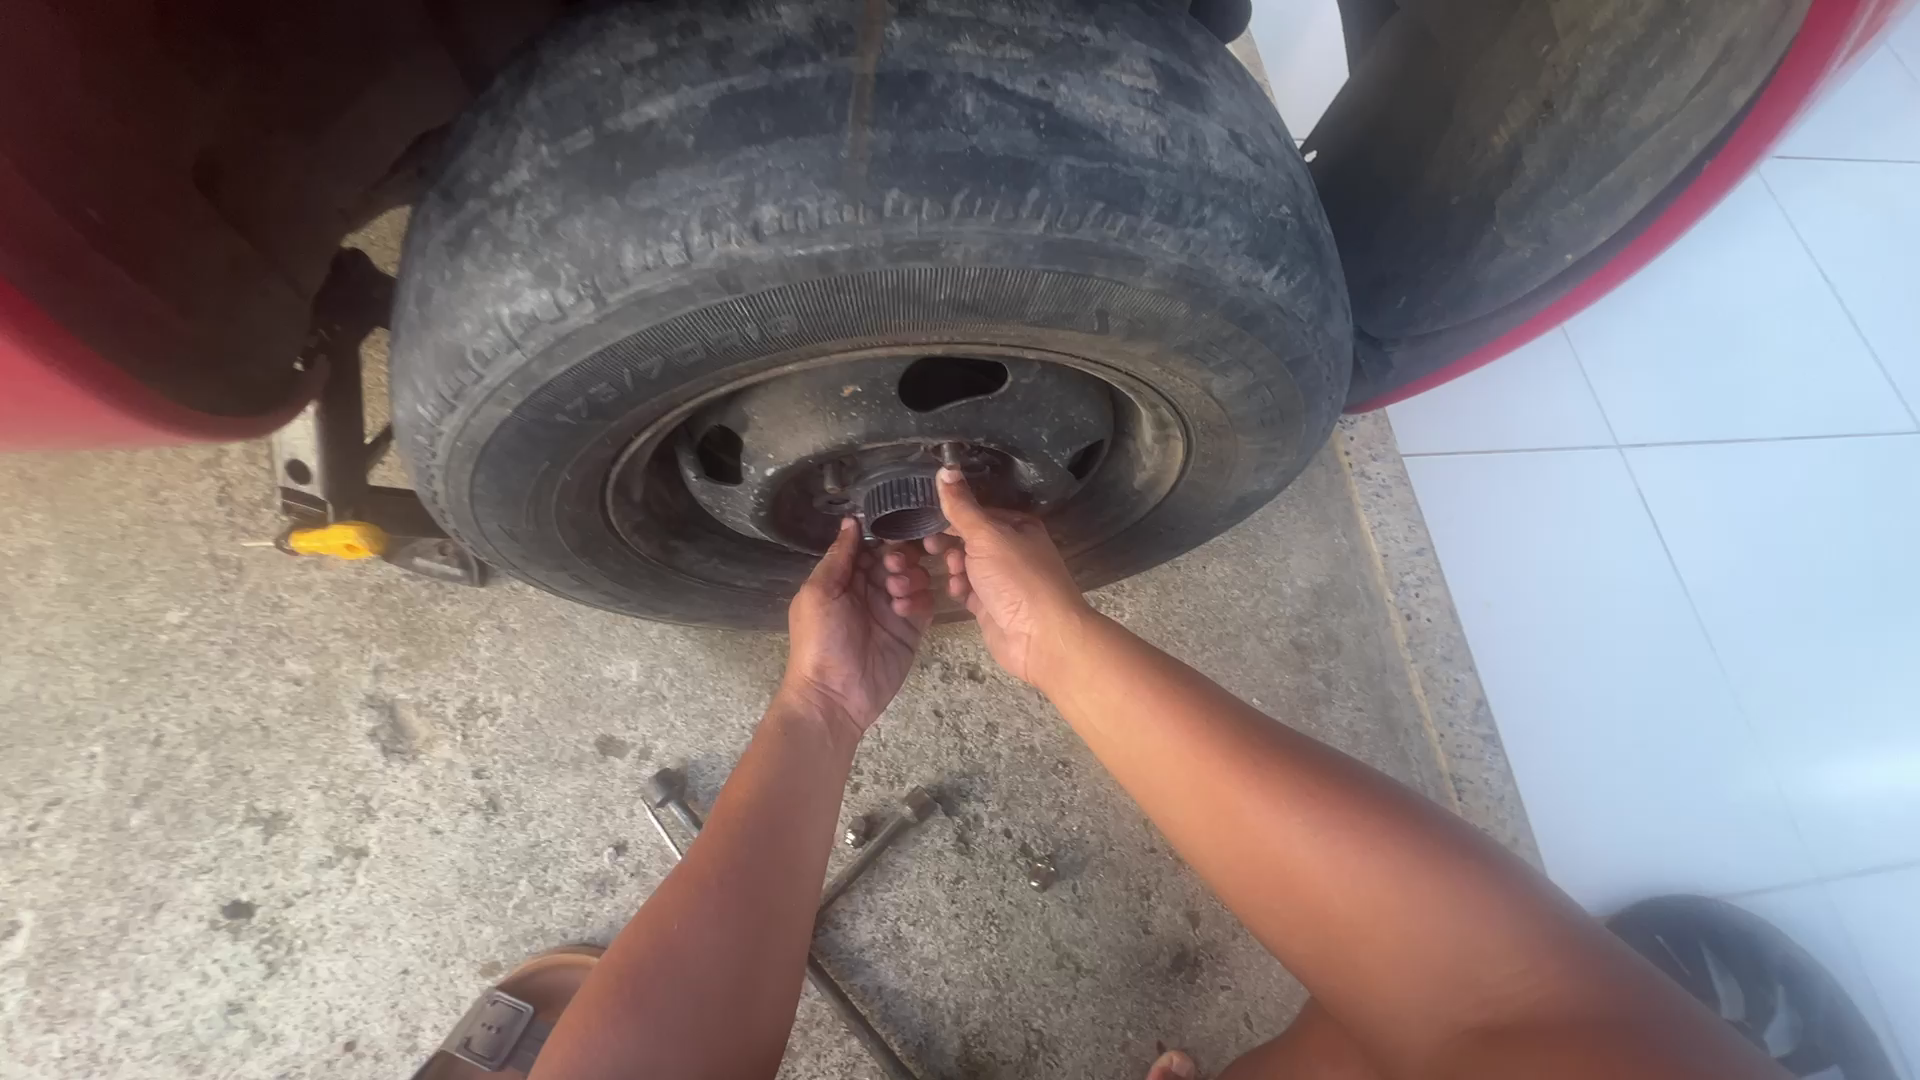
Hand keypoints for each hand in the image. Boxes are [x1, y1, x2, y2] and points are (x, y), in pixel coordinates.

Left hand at [781, 518, 935, 734]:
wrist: (834, 696)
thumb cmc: (820, 640)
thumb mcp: (819, 592)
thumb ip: (838, 556)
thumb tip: (851, 521)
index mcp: (844, 578)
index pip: (869, 546)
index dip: (881, 537)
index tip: (890, 534)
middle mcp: (869, 589)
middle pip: (896, 557)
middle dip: (899, 556)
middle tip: (893, 568)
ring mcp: (892, 609)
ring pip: (914, 576)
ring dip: (910, 577)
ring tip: (896, 592)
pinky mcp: (911, 629)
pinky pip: (925, 602)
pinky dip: (919, 600)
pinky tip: (903, 610)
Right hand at [923, 467, 1091, 682]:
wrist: (1041, 637)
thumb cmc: (1018, 579)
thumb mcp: (987, 535)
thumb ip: (962, 506)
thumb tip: (946, 467)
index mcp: (1017, 525)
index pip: (977, 511)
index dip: (951, 514)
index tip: (925, 520)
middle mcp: (1011, 549)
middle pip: (969, 539)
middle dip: (949, 543)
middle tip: (930, 548)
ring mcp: (1002, 579)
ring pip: (966, 565)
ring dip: (954, 568)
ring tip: (954, 574)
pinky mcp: (992, 605)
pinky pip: (968, 590)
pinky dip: (960, 589)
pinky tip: (958, 593)